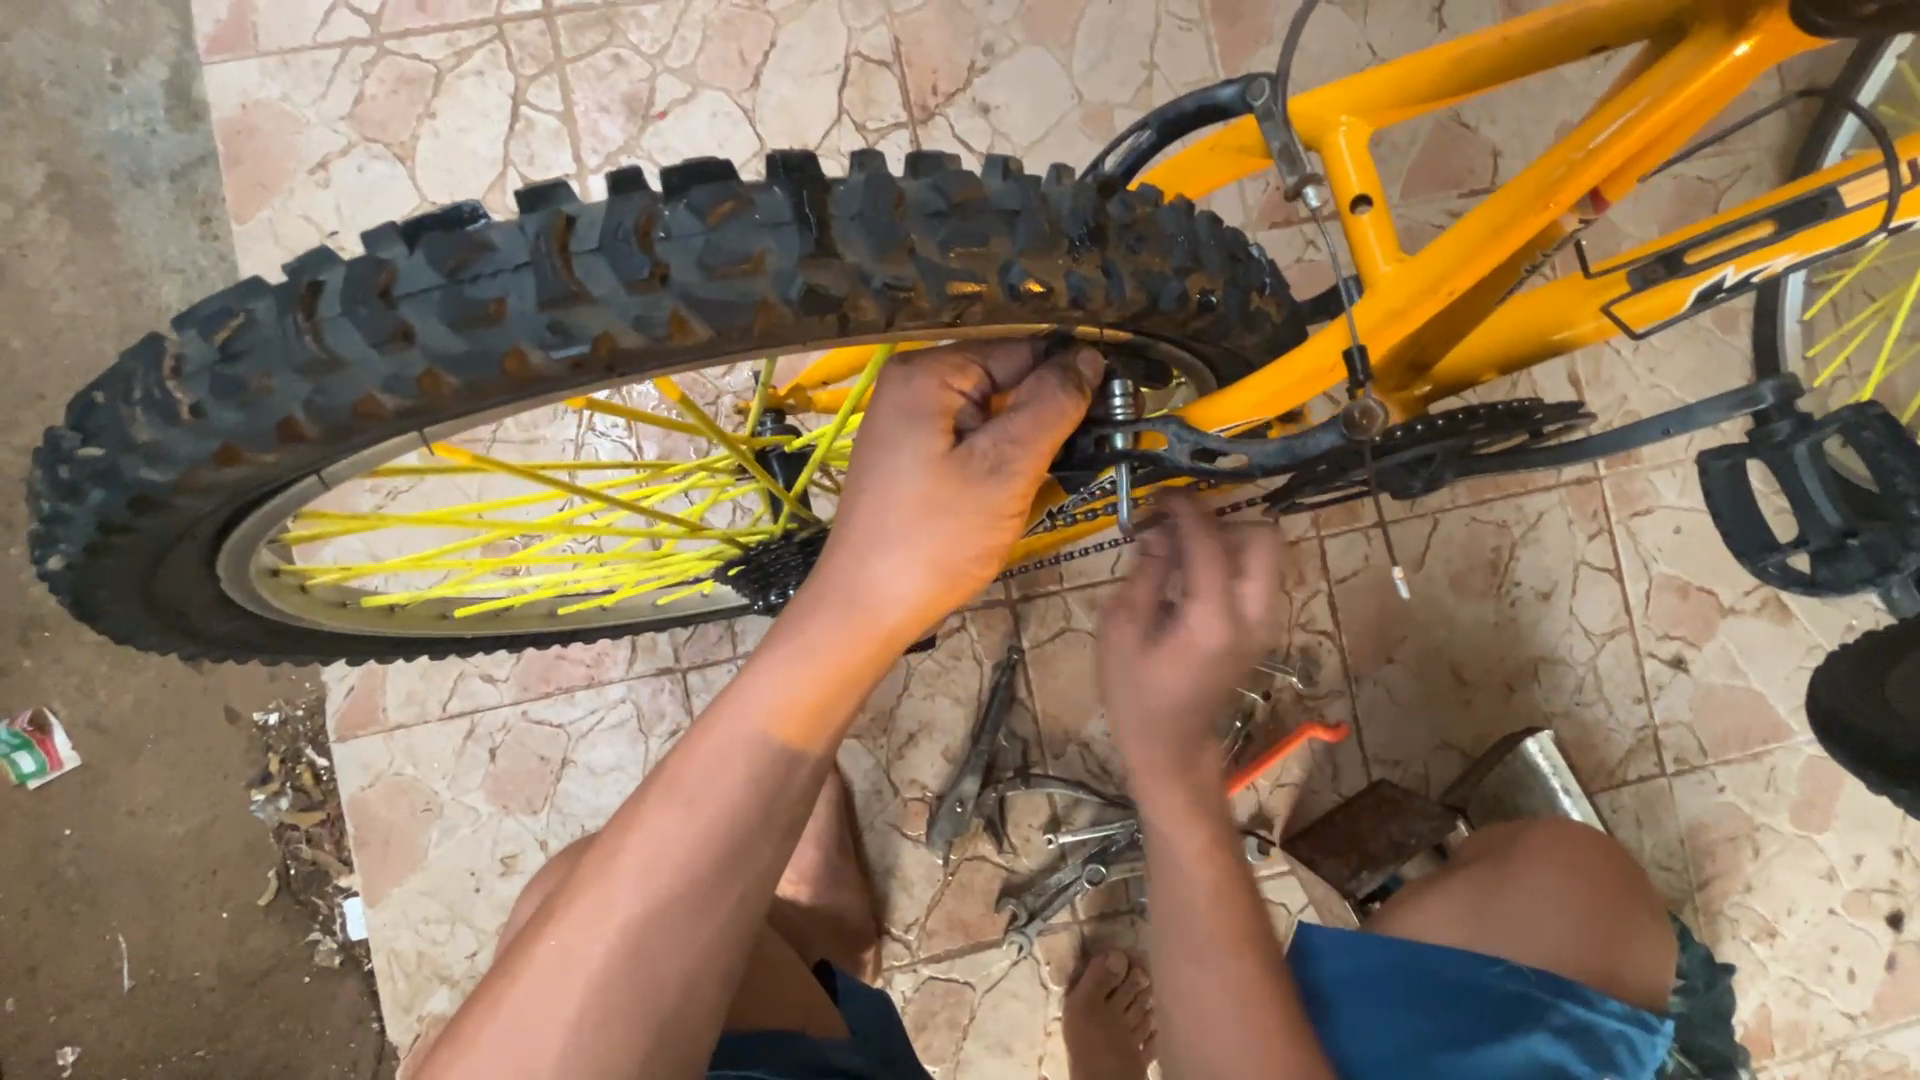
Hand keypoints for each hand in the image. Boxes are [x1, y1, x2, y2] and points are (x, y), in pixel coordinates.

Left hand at [813, 340, 1103, 634]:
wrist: (866, 607)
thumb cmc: (937, 539)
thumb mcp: (1005, 468)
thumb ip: (1052, 405)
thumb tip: (1088, 356)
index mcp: (929, 372)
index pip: (1023, 350)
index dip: (1077, 375)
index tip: (1125, 405)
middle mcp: (913, 384)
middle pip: (1006, 378)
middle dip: (1054, 410)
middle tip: (1107, 443)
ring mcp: (908, 422)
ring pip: (992, 413)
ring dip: (1033, 437)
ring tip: (1076, 466)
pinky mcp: (912, 456)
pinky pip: (971, 440)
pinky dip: (1004, 456)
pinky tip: (1032, 480)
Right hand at [1098, 494, 1285, 789]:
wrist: (1172, 749)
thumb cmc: (1135, 695)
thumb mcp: (1122, 630)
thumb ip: (1146, 574)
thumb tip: (1159, 532)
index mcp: (1213, 619)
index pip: (1209, 541)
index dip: (1184, 510)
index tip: (1161, 496)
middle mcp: (1253, 617)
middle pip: (1263, 538)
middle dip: (1221, 522)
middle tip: (1178, 529)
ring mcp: (1265, 625)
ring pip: (1265, 555)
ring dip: (1228, 540)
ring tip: (1180, 551)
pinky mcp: (1262, 631)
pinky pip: (1257, 577)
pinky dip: (1230, 562)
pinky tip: (1191, 575)